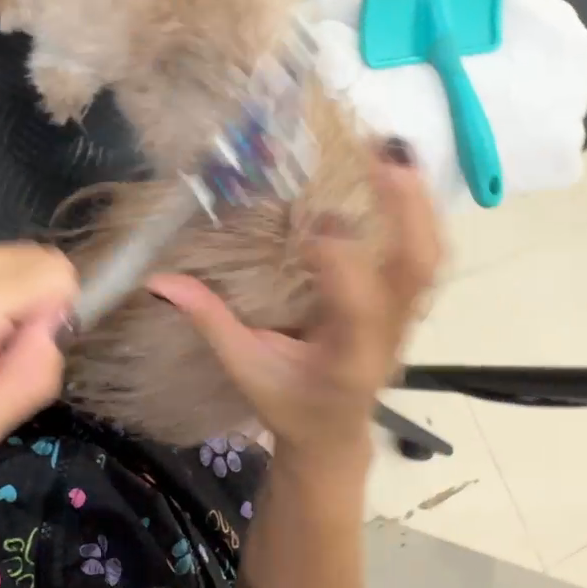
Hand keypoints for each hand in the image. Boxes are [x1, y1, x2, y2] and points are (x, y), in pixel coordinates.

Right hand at [149, 142, 439, 463]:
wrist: (334, 434)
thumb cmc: (287, 403)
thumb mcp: (243, 368)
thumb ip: (209, 322)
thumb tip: (158, 280)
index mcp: (346, 359)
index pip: (355, 307)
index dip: (342, 263)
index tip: (315, 225)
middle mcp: (386, 334)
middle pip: (414, 271)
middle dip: (405, 212)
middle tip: (384, 157)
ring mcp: (403, 318)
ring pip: (428, 259)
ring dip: (416, 204)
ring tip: (395, 152)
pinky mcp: (404, 305)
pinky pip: (421, 256)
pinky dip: (415, 213)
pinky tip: (397, 177)